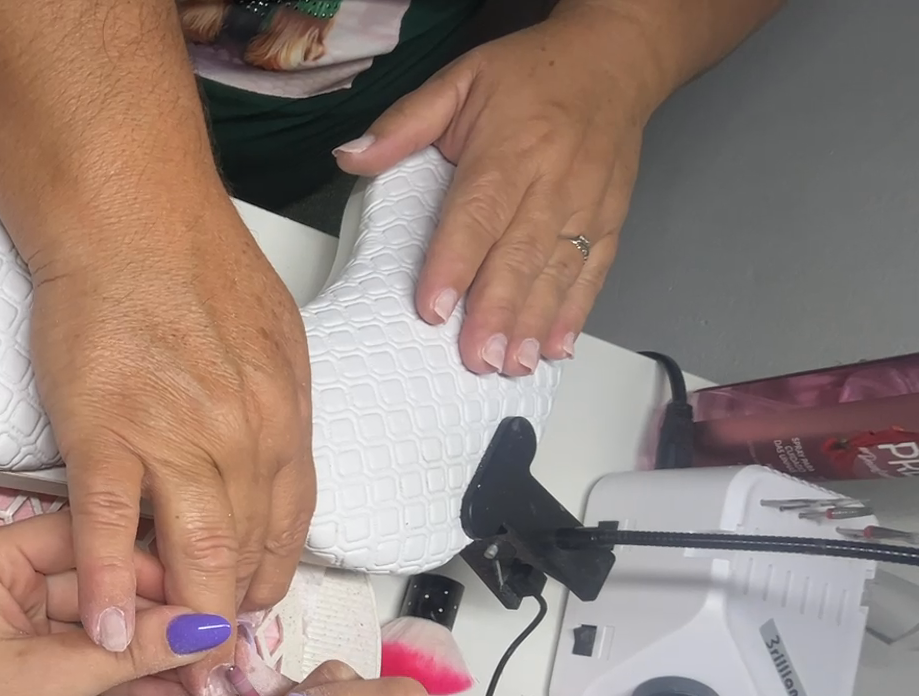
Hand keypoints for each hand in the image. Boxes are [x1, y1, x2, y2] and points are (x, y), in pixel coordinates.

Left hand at [0, 511, 234, 695]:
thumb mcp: (44, 679)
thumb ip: (126, 653)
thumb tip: (207, 630)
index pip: (88, 539)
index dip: (149, 566)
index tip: (210, 593)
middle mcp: (11, 573)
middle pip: (101, 584)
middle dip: (158, 618)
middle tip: (221, 641)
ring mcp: (24, 615)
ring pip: (101, 624)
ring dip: (149, 651)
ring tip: (211, 671)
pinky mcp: (32, 653)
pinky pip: (87, 654)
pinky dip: (124, 674)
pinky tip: (177, 689)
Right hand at [29, 204, 315, 695]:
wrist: (127, 220)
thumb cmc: (190, 270)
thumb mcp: (269, 338)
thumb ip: (272, 411)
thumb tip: (265, 462)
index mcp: (284, 419)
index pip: (288, 527)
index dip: (267, 586)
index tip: (246, 620)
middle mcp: (245, 440)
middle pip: (248, 555)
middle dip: (236, 629)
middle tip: (219, 679)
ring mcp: (176, 441)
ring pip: (194, 553)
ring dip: (184, 625)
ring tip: (170, 674)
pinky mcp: (107, 436)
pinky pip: (113, 528)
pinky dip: (111, 588)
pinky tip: (106, 635)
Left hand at [333, 7, 671, 373]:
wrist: (619, 54)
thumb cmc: (529, 76)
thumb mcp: (458, 81)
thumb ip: (403, 124)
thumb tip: (350, 155)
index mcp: (511, 150)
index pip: (476, 216)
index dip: (454, 265)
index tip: (433, 309)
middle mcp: (554, 180)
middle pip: (520, 256)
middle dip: (496, 313)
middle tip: (474, 359)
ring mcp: (587, 203)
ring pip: (558, 271)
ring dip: (533, 324)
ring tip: (510, 366)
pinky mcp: (608, 218)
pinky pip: (593, 269)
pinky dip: (576, 312)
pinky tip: (555, 348)